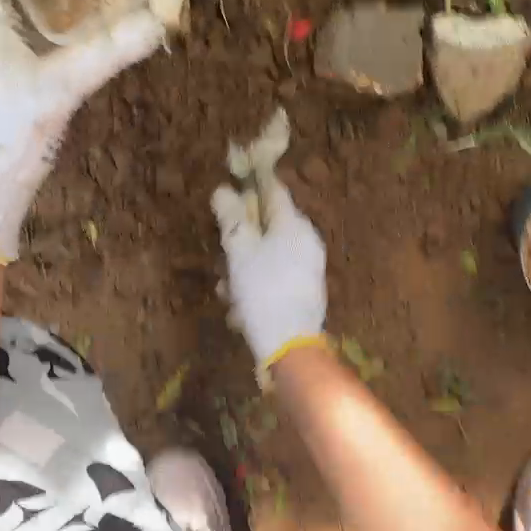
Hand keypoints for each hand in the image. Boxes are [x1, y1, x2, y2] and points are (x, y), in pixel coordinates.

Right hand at [211, 181, 327, 369]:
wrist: (290, 345)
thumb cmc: (263, 290)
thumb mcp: (239, 251)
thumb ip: (231, 218)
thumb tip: (223, 190)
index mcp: (294, 225)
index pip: (273, 190)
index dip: (250, 184)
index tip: (230, 186)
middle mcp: (306, 241)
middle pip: (266, 226)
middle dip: (240, 240)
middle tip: (222, 257)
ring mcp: (308, 267)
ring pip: (266, 254)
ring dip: (243, 268)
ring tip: (228, 292)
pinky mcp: (304, 291)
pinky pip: (275, 276)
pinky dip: (256, 286)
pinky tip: (240, 309)